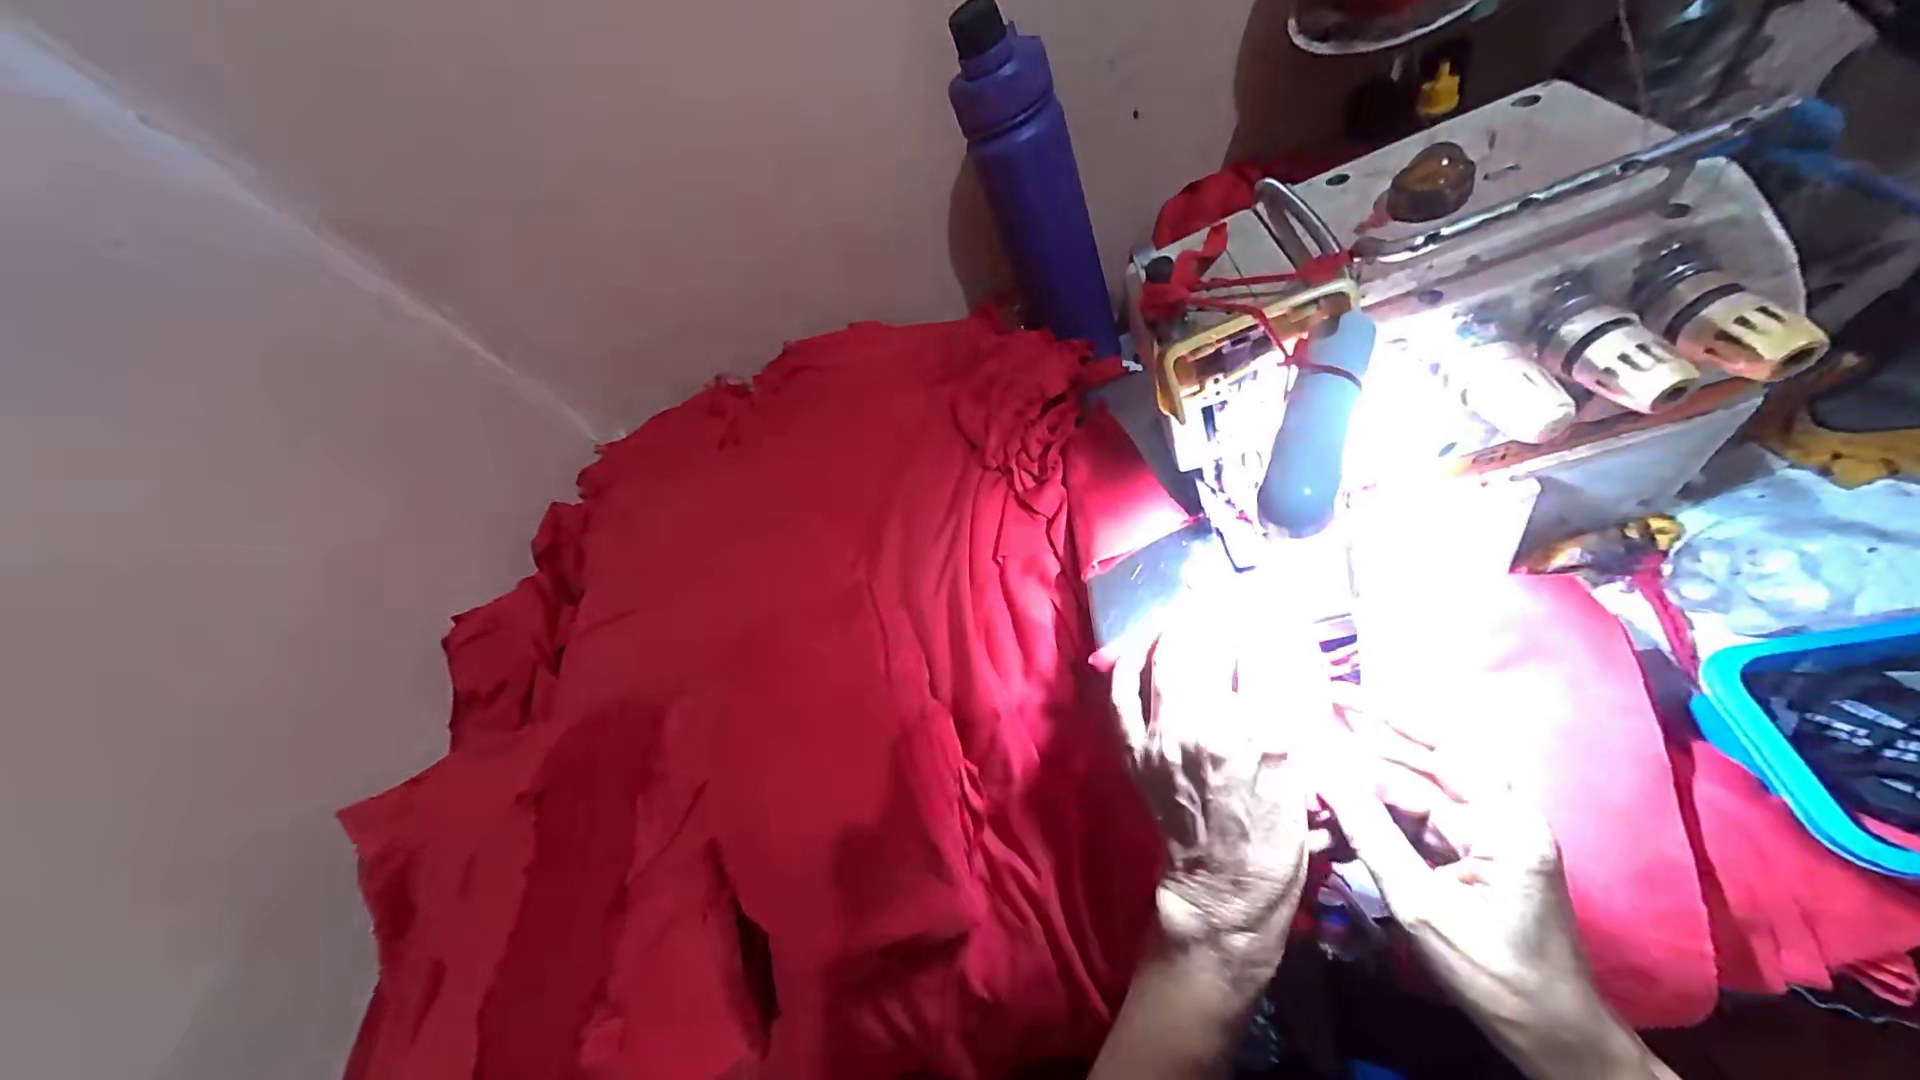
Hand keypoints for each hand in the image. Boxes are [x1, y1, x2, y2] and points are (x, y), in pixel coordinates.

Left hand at [1110, 597, 1323, 973]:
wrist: (1220, 887)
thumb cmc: (1275, 836)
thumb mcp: (1306, 771)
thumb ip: (1291, 707)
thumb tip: (1280, 650)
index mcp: (1264, 737)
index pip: (1262, 653)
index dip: (1265, 622)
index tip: (1266, 608)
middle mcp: (1207, 728)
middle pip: (1206, 645)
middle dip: (1217, 610)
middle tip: (1223, 595)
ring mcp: (1161, 736)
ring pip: (1163, 658)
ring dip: (1177, 624)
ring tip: (1190, 609)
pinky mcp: (1131, 747)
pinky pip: (1122, 687)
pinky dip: (1132, 657)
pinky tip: (1148, 642)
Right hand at [1318, 736, 1676, 1079]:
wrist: (1551, 1036)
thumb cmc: (1493, 974)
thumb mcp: (1421, 905)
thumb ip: (1371, 834)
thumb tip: (1324, 776)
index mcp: (1505, 825)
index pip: (1425, 765)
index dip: (1371, 736)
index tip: (1329, 707)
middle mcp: (1503, 816)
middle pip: (1431, 757)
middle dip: (1378, 729)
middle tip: (1333, 695)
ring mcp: (1491, 833)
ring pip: (1420, 786)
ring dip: (1374, 773)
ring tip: (1331, 748)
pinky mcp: (1475, 851)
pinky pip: (1420, 818)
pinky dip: (1380, 812)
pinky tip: (1341, 811)